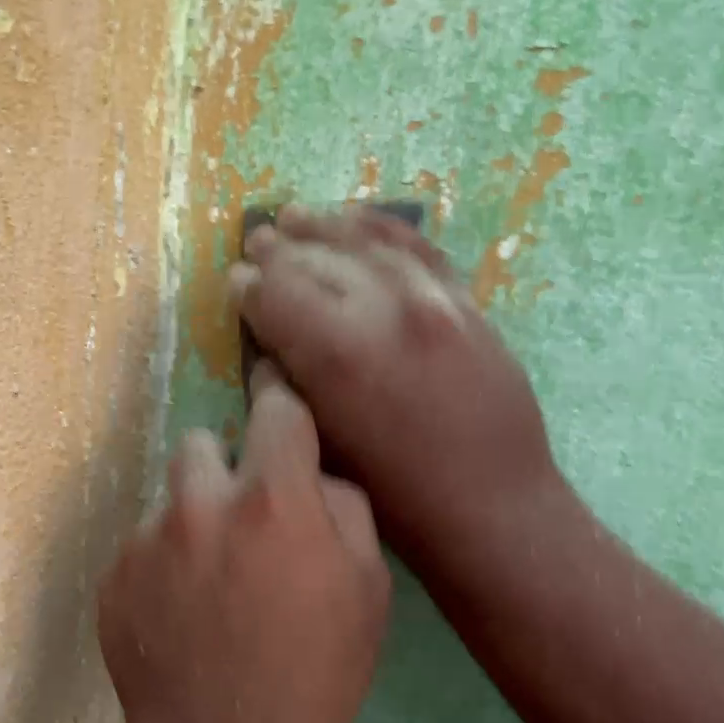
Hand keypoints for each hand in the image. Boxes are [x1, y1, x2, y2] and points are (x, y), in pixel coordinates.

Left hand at [97, 372, 390, 722]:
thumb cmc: (314, 677)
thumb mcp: (366, 590)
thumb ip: (343, 508)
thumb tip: (310, 472)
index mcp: (272, 502)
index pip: (275, 410)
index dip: (281, 402)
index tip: (277, 404)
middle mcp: (199, 505)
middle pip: (202, 442)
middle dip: (226, 467)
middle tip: (244, 519)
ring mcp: (145, 538)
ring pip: (168, 494)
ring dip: (191, 512)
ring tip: (209, 574)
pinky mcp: (112, 572)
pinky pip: (141, 541)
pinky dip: (161, 560)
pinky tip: (179, 611)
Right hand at [230, 206, 561, 558]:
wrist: (490, 506)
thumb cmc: (388, 493)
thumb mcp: (318, 443)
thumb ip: (289, 383)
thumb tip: (268, 346)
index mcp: (338, 354)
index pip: (278, 297)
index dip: (249, 287)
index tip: (233, 280)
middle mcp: (385, 312)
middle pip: (318, 263)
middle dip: (278, 251)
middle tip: (253, 240)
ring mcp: (434, 301)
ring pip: (366, 244)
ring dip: (324, 227)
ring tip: (291, 216)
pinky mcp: (466, 304)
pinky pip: (418, 249)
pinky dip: (382, 228)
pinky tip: (357, 218)